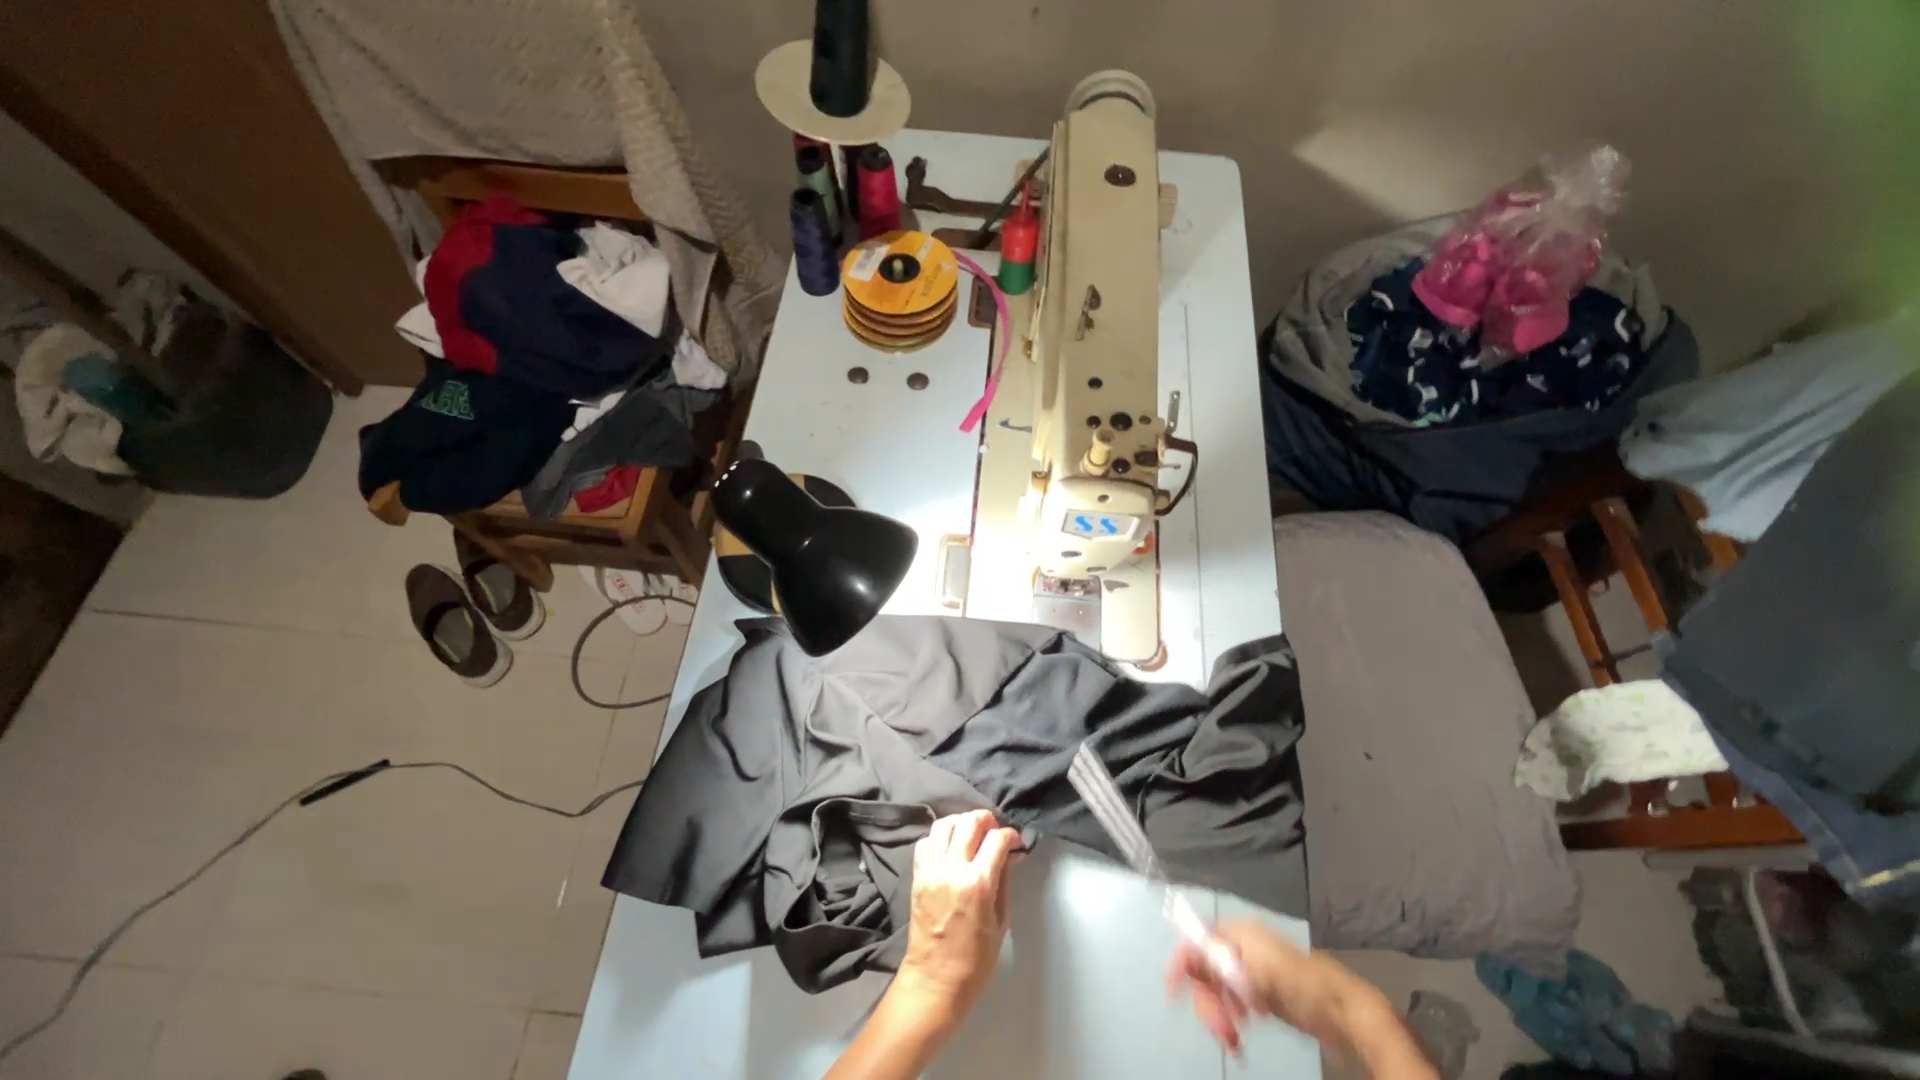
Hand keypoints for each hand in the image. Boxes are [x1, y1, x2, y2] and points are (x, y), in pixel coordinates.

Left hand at [894, 809, 1019, 1025]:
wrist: (935, 978)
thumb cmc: (976, 958)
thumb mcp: (1001, 920)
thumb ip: (1003, 881)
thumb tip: (1009, 855)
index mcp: (978, 883)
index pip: (996, 839)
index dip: (1010, 835)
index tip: (1014, 841)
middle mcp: (952, 869)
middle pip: (969, 823)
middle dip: (986, 820)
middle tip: (994, 830)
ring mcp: (931, 870)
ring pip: (944, 824)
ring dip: (961, 822)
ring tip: (971, 833)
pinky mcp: (917, 875)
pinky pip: (926, 841)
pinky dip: (939, 837)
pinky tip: (949, 846)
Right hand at [1168, 919, 1385, 1056]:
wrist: (1348, 1013)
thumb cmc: (1304, 987)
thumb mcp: (1259, 975)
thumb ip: (1220, 965)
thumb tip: (1184, 957)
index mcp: (1240, 933)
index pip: (1198, 939)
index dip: (1183, 961)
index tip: (1173, 991)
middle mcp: (1242, 947)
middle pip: (1206, 968)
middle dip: (1207, 999)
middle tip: (1219, 1029)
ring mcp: (1252, 970)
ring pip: (1218, 988)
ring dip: (1218, 1012)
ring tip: (1231, 1038)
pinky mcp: (1261, 993)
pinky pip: (1233, 1001)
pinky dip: (1230, 1017)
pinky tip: (1239, 1033)